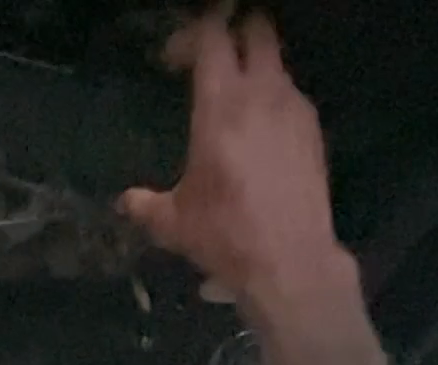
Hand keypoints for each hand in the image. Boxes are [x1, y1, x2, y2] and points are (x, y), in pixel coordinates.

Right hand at [118, 13, 347, 306]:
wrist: (289, 259)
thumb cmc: (224, 236)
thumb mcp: (172, 225)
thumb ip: (144, 206)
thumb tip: (124, 202)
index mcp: (221, 108)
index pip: (211, 39)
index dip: (189, 38)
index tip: (170, 60)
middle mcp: (262, 95)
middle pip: (255, 32)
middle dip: (231, 35)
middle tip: (208, 60)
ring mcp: (294, 109)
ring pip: (276, 62)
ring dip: (253, 68)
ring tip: (231, 100)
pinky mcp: (313, 130)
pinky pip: (290, 95)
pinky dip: (271, 99)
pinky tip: (257, 133)